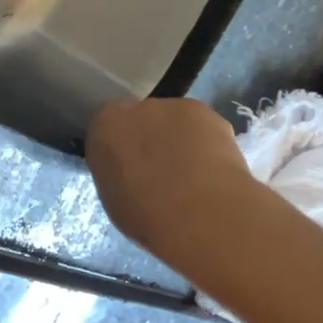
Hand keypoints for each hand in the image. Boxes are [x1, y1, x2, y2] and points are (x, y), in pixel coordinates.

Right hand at [85, 97, 256, 258]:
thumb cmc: (148, 216)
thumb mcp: (116, 199)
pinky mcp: (202, 112)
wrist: (199, 213)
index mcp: (102, 128)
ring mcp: (168, 106)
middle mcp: (130, 109)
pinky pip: (204, 126)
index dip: (124, 148)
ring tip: (199, 176)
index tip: (135, 169)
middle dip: (152, 140)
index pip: (108, 129)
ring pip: (174, 121)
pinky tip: (220, 171)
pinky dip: (210, 144)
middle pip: (142, 119)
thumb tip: (129, 174)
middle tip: (167, 172)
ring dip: (182, 140)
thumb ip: (118, 174)